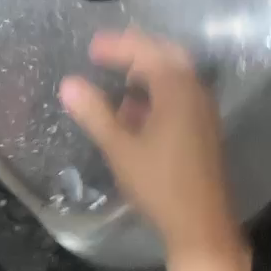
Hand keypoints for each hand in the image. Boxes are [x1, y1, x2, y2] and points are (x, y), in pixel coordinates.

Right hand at [59, 31, 245, 267]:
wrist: (199, 223)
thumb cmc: (158, 184)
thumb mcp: (119, 148)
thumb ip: (94, 113)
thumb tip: (68, 83)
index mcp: (177, 91)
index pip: (147, 53)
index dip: (118, 47)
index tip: (90, 48)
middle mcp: (195, 94)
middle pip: (167, 57)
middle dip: (136, 51)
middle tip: (105, 52)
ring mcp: (202, 112)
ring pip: (175, 77)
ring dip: (147, 71)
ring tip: (116, 78)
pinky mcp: (201, 130)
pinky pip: (178, 95)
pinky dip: (155, 91)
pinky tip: (134, 110)